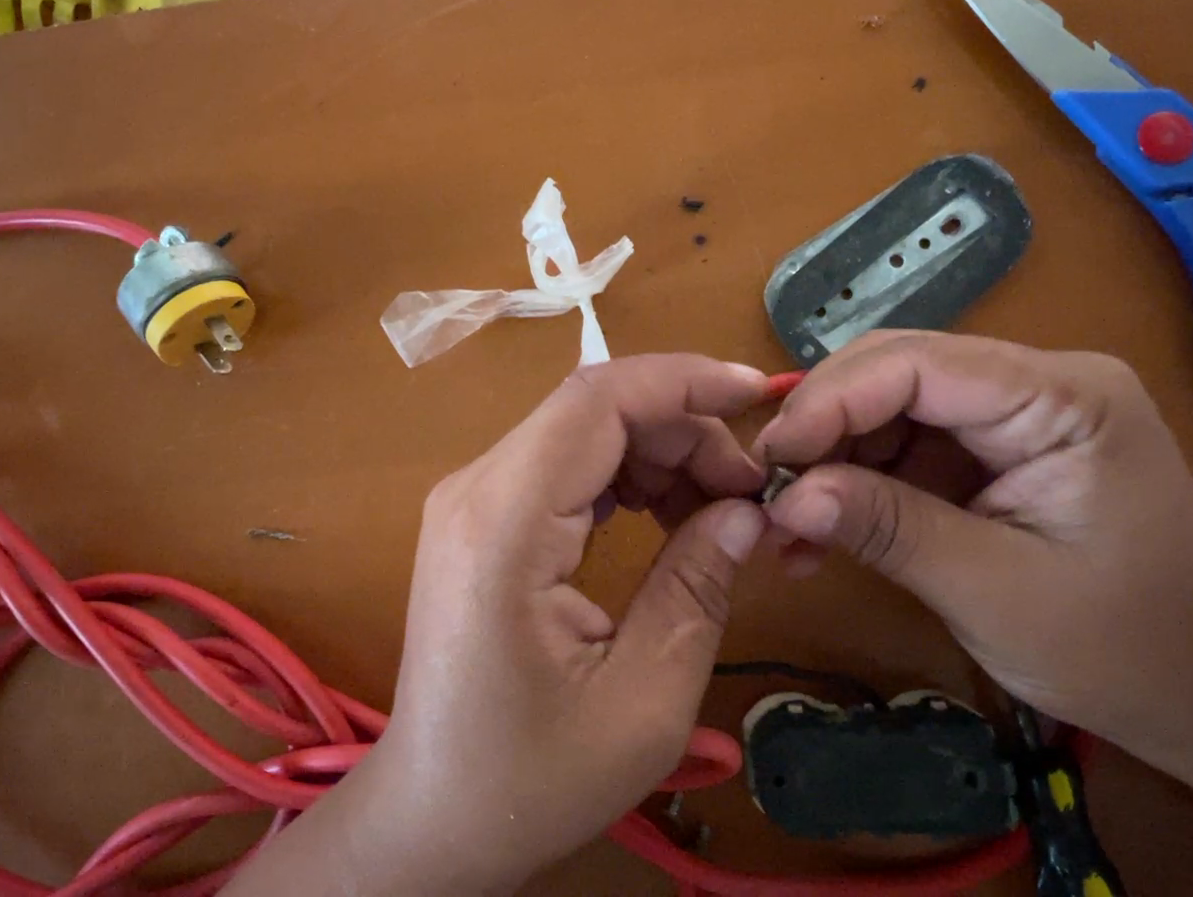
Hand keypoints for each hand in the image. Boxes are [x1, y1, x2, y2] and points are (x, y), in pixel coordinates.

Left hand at [348, 355, 771, 893]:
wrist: (435, 811)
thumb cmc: (533, 774)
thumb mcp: (643, 699)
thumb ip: (696, 587)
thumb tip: (744, 508)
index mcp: (504, 525)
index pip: (596, 401)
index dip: (682, 381)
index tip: (757, 395)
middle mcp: (475, 489)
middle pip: (591, 409)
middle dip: (683, 428)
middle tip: (749, 491)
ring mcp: (470, 499)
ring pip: (580, 430)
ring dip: (658, 450)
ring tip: (718, 508)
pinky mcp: (479, 516)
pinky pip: (562, 464)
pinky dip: (625, 473)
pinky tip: (665, 514)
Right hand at [755, 332, 1192, 746]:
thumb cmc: (1119, 647)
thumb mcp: (993, 590)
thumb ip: (888, 529)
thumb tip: (787, 495)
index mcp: (1064, 397)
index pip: (918, 364)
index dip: (830, 401)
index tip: (770, 459)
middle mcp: (1036, 383)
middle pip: (893, 373)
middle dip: (823, 428)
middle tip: (767, 491)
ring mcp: (1011, 414)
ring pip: (884, 408)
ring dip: (829, 462)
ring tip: (785, 527)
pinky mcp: (988, 448)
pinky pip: (900, 446)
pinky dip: (855, 485)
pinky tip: (820, 531)